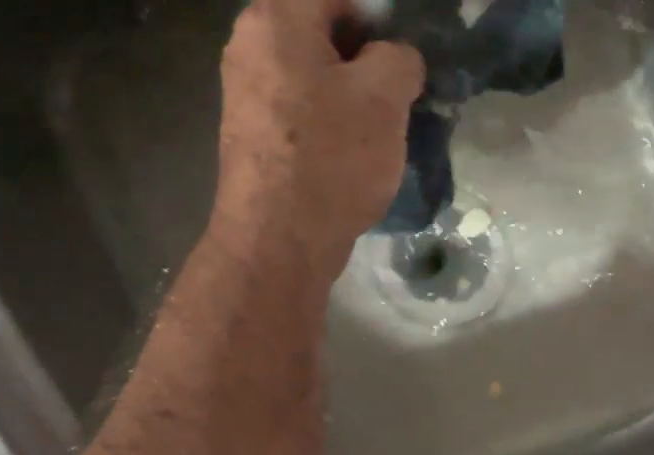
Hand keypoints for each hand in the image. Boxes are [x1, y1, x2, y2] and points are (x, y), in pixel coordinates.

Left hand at [215, 0, 424, 269]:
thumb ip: (398, 61)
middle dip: (365, 62)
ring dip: (351, 98)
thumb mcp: (385, 99)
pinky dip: (331, 125)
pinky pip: (301, 112)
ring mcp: (245, 91)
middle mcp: (249, 43)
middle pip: (321, 35)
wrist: (281, 235)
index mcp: (277, 19)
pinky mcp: (253, 134)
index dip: (379, 21)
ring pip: (313, 77)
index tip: (407, 62)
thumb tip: (397, 58)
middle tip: (401, 100)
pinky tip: (353, 157)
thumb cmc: (334, 156)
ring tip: (383, 134)